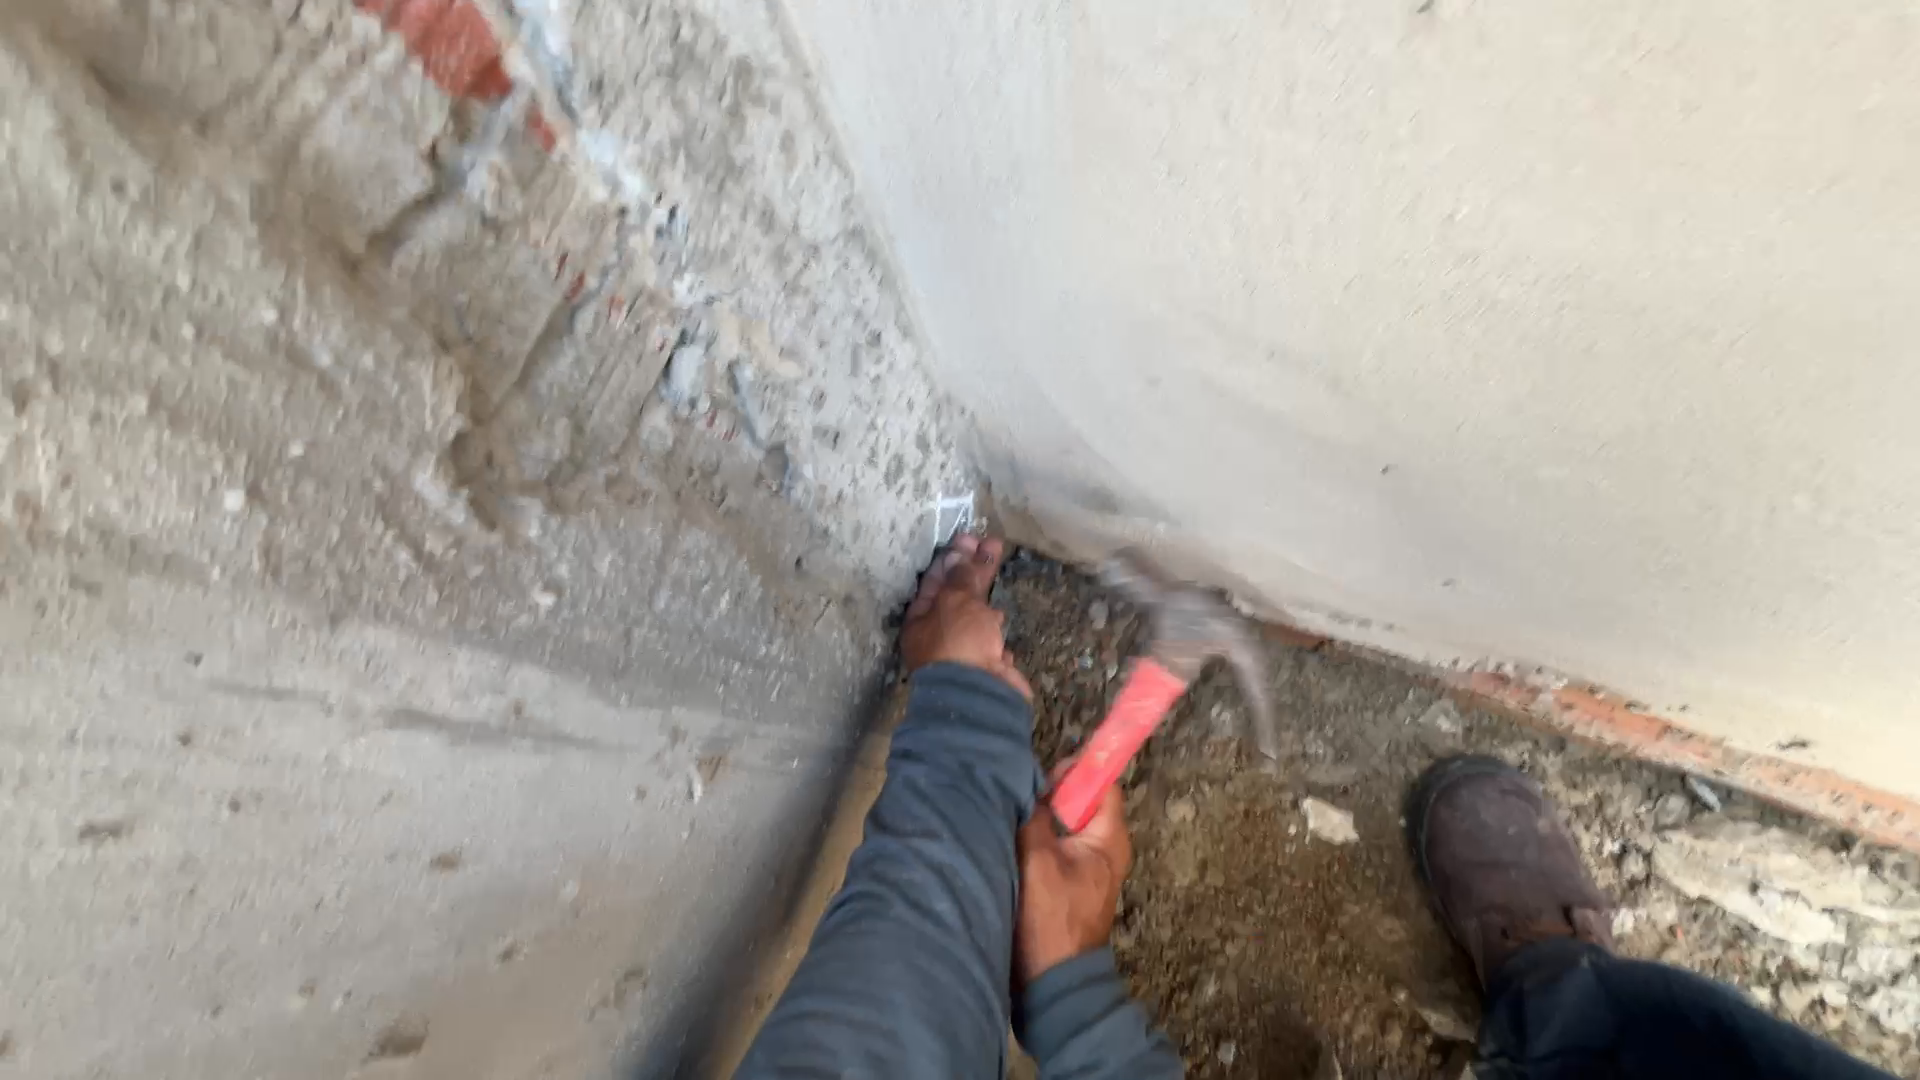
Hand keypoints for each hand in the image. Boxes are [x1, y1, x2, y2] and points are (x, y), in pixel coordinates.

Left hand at [900, 534, 1030, 698]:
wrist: (979, 697)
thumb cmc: (960, 643)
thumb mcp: (958, 602)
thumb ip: (961, 578)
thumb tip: (958, 555)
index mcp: (920, 621)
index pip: (936, 580)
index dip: (954, 557)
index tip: (971, 537)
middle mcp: (937, 637)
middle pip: (957, 596)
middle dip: (974, 569)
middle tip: (992, 543)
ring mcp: (962, 654)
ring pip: (974, 619)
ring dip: (985, 599)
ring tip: (999, 577)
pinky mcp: (985, 669)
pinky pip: (989, 645)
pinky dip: (994, 635)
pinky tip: (999, 626)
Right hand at [1016, 772, 1130, 982]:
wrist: (1053, 983)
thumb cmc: (1051, 919)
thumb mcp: (1038, 860)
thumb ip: (1035, 816)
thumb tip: (1030, 784)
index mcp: (1109, 838)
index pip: (1104, 783)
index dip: (1079, 768)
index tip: (1047, 767)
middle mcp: (1106, 847)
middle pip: (1082, 800)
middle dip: (1053, 790)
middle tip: (1022, 790)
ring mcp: (1089, 864)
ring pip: (1066, 821)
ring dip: (1042, 813)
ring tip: (1014, 809)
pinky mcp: (1072, 878)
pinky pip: (1059, 841)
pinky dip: (1041, 834)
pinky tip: (1015, 834)